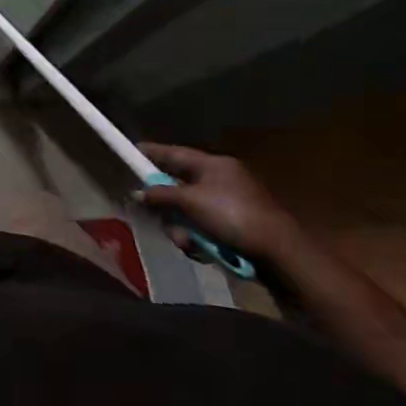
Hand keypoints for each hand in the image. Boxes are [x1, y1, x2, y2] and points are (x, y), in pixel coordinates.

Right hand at [137, 143, 305, 262]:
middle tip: (155, 216)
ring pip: (185, 210)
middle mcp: (219, 179)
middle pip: (175, 185)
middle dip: (165, 205)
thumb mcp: (190, 202)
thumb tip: (137, 193)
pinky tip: (199, 248)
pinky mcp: (232, 224)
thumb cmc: (233, 216)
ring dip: (180, 227)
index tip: (127, 154)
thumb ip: (160, 195)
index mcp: (213, 165)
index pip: (173, 152)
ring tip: (186, 240)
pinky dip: (195, 237)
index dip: (149, 153)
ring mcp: (226, 202)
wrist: (279, 252)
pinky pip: (200, 225)